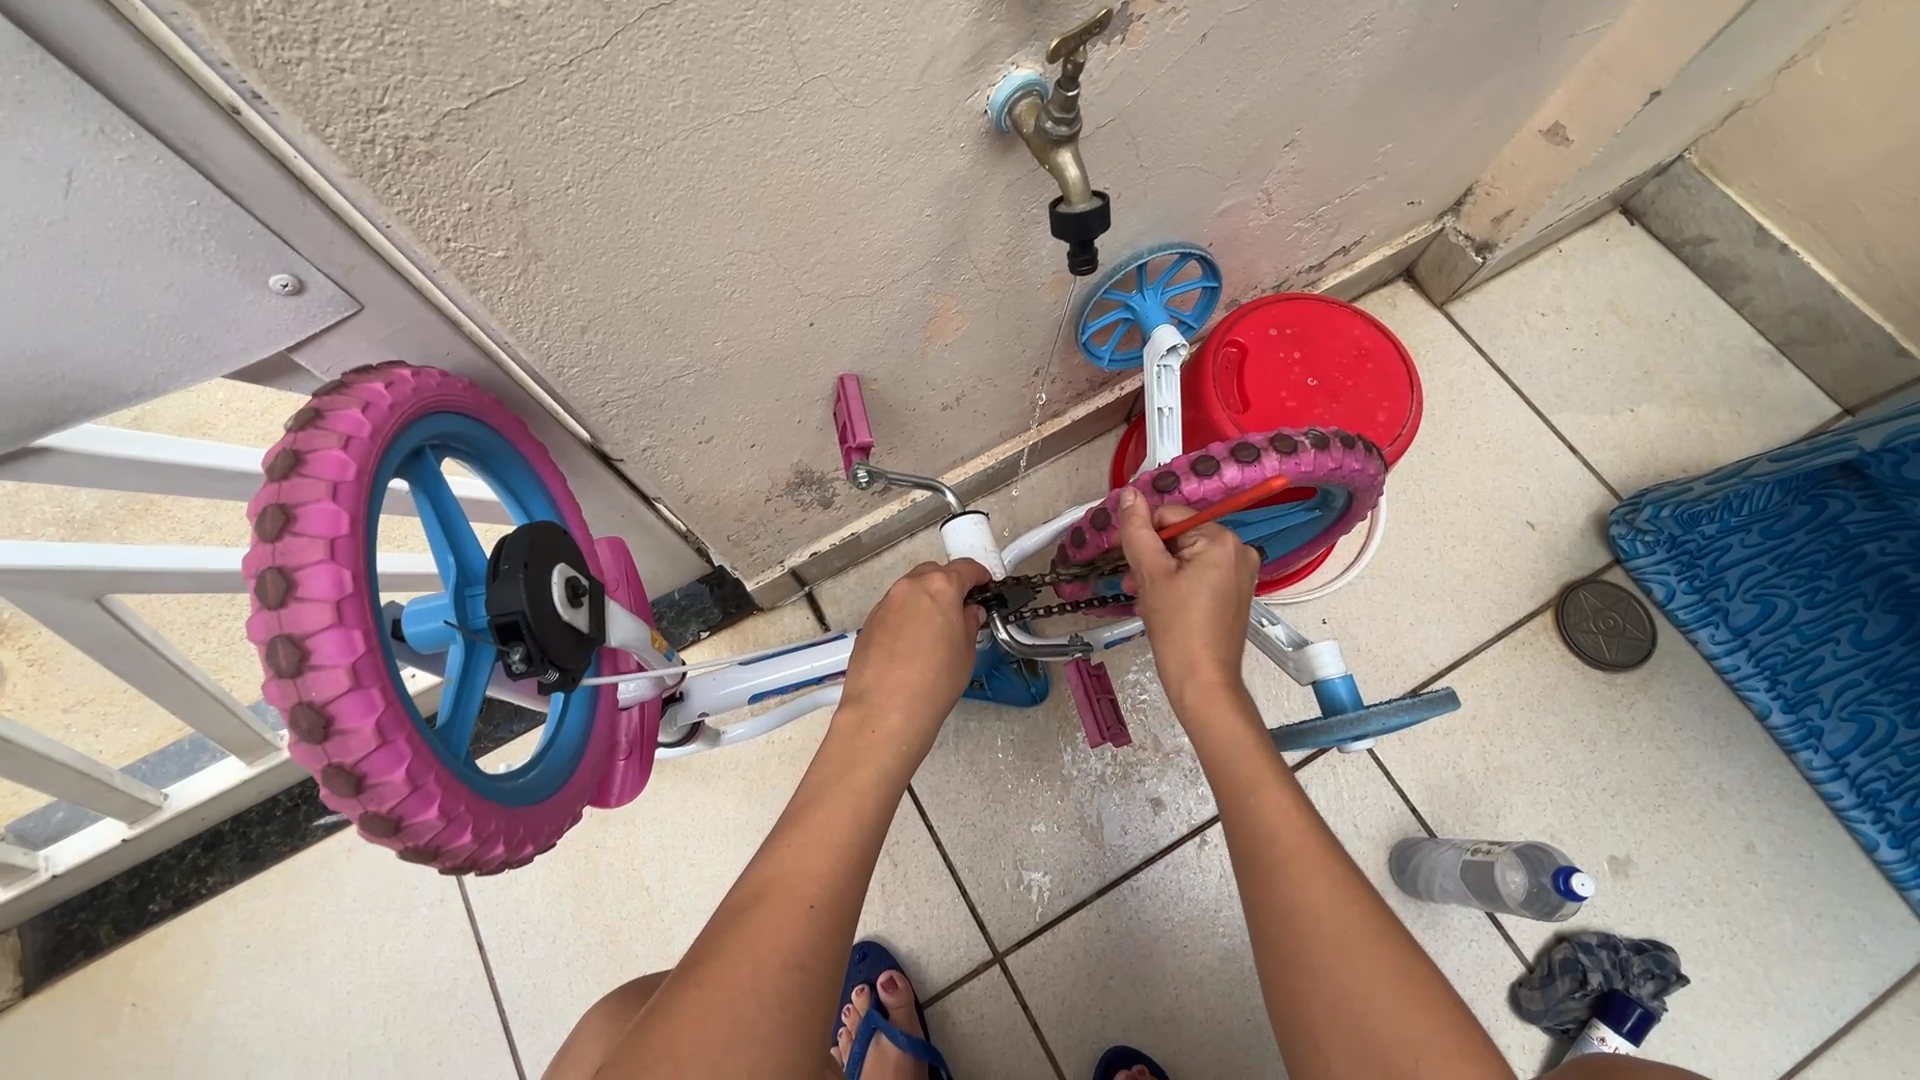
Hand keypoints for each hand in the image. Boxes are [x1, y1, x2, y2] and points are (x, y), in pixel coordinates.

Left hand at [837, 558, 991, 752]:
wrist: (886, 709)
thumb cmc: (934, 680)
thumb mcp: (966, 651)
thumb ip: (969, 623)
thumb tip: (969, 612)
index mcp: (939, 587)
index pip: (964, 568)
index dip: (979, 576)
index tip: (984, 584)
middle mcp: (908, 588)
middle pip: (933, 574)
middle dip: (948, 584)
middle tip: (960, 608)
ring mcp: (885, 604)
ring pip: (909, 592)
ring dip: (924, 601)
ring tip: (935, 630)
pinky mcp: (868, 624)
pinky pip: (893, 611)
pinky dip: (905, 618)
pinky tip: (911, 645)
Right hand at [1116, 487, 1260, 706]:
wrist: (1202, 680)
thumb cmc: (1178, 628)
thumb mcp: (1149, 573)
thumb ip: (1136, 530)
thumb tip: (1129, 494)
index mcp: (1221, 539)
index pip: (1169, 515)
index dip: (1144, 535)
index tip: (1128, 560)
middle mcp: (1238, 550)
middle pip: (1179, 536)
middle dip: (1152, 557)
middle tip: (1135, 583)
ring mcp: (1240, 573)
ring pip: (1186, 557)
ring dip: (1160, 572)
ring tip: (1144, 596)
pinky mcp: (1235, 593)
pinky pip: (1199, 574)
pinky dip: (1177, 583)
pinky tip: (1160, 604)